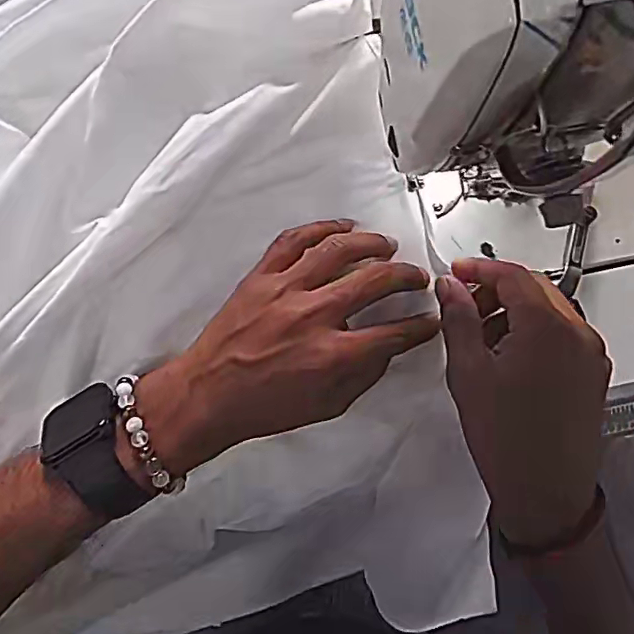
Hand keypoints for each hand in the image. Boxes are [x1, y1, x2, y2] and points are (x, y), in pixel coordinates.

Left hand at [130, 219, 440, 476]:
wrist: (207, 396)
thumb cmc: (258, 405)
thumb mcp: (326, 405)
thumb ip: (363, 376)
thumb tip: (387, 351)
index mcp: (330, 354)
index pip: (393, 333)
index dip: (419, 326)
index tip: (427, 320)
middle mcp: (311, 316)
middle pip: (375, 280)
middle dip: (406, 276)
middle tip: (415, 277)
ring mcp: (284, 291)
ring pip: (338, 249)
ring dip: (371, 243)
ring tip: (386, 245)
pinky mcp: (261, 277)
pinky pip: (294, 240)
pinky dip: (322, 228)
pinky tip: (341, 228)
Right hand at [435, 257, 610, 547]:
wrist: (546, 493)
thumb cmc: (512, 445)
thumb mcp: (468, 373)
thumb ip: (458, 320)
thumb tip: (452, 289)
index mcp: (549, 328)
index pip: (514, 275)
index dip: (480, 269)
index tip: (459, 273)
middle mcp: (578, 336)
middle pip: (535, 288)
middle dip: (496, 289)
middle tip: (463, 303)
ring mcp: (590, 356)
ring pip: (549, 310)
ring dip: (514, 311)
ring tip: (480, 338)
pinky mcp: (592, 375)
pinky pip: (561, 335)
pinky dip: (532, 333)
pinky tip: (505, 358)